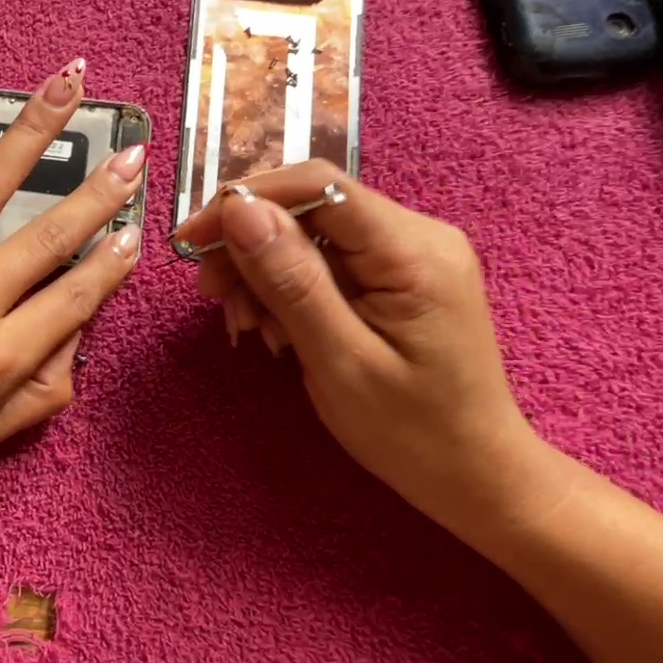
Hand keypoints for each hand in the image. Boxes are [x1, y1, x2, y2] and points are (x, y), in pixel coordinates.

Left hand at [0, 57, 146, 511]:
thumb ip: (46, 389)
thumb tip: (80, 329)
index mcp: (0, 357)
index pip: (78, 295)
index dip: (114, 261)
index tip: (137, 230)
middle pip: (50, 235)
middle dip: (100, 191)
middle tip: (134, 153)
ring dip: (36, 130)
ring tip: (70, 84)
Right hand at [172, 161, 557, 526]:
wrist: (472, 476)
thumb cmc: (410, 430)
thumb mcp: (340, 359)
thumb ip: (292, 280)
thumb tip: (239, 210)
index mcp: (413, 251)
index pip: (317, 187)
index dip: (244, 200)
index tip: (190, 240)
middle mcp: (414, 235)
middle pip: (307, 206)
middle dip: (246, 242)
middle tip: (209, 292)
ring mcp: (403, 254)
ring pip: (305, 233)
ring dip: (258, 270)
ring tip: (240, 321)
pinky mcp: (389, 275)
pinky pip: (320, 260)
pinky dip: (281, 287)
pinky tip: (268, 323)